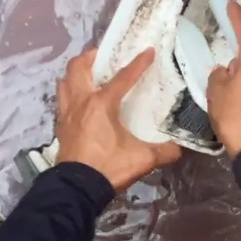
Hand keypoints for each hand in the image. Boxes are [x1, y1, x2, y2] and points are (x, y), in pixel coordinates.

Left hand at [56, 48, 183, 191]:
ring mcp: (67, 114)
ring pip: (64, 82)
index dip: (138, 64)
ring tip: (88, 76)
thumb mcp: (143, 159)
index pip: (122, 78)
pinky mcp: (61, 128)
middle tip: (103, 56)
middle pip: (78, 68)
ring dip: (74, 75)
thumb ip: (164, 151)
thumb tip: (179, 148)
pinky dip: (69, 95)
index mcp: (101, 104)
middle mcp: (81, 103)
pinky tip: (80, 103)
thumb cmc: (109, 168)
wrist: (77, 189)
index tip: (149, 51)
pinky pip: (62, 102)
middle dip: (90, 57)